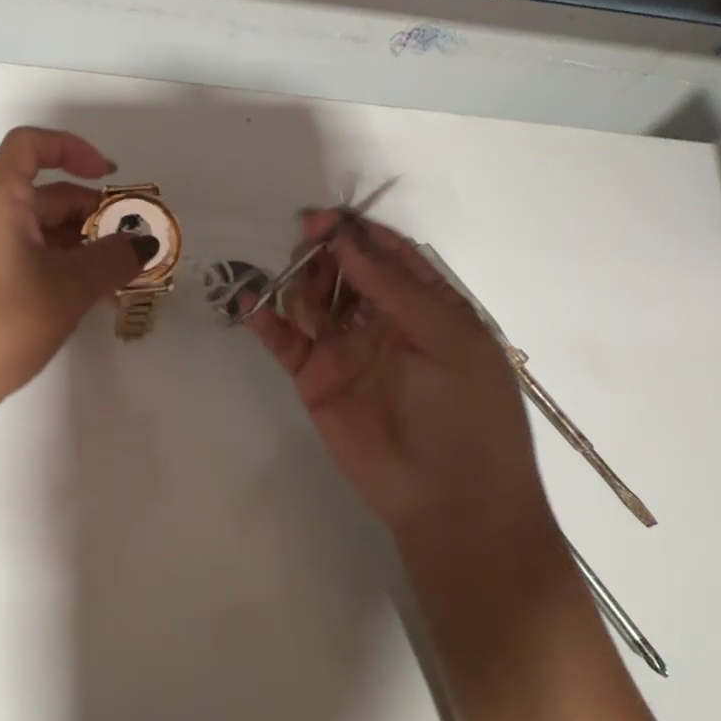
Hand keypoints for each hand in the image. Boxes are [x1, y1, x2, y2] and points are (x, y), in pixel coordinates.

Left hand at [0, 127, 153, 422]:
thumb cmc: (4, 323)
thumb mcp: (70, 288)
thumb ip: (113, 259)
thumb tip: (144, 242)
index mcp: (1, 202)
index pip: (30, 145)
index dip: (72, 148)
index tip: (109, 177)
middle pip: (49, 194)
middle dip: (97, 213)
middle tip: (138, 243)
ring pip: (47, 232)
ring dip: (88, 247)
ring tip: (128, 278)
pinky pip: (37, 260)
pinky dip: (69, 269)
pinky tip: (100, 300)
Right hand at [244, 213, 554, 549]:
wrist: (450, 499)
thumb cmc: (468, 415)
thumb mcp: (450, 342)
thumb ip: (397, 289)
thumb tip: (347, 241)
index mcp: (426, 306)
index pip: (387, 254)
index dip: (356, 232)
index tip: (322, 220)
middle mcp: (381, 320)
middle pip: (342, 270)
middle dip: (322, 254)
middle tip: (308, 252)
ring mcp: (344, 348)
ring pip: (311, 298)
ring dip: (300, 284)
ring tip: (302, 297)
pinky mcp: (313, 377)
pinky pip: (283, 340)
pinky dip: (264, 320)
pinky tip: (251, 306)